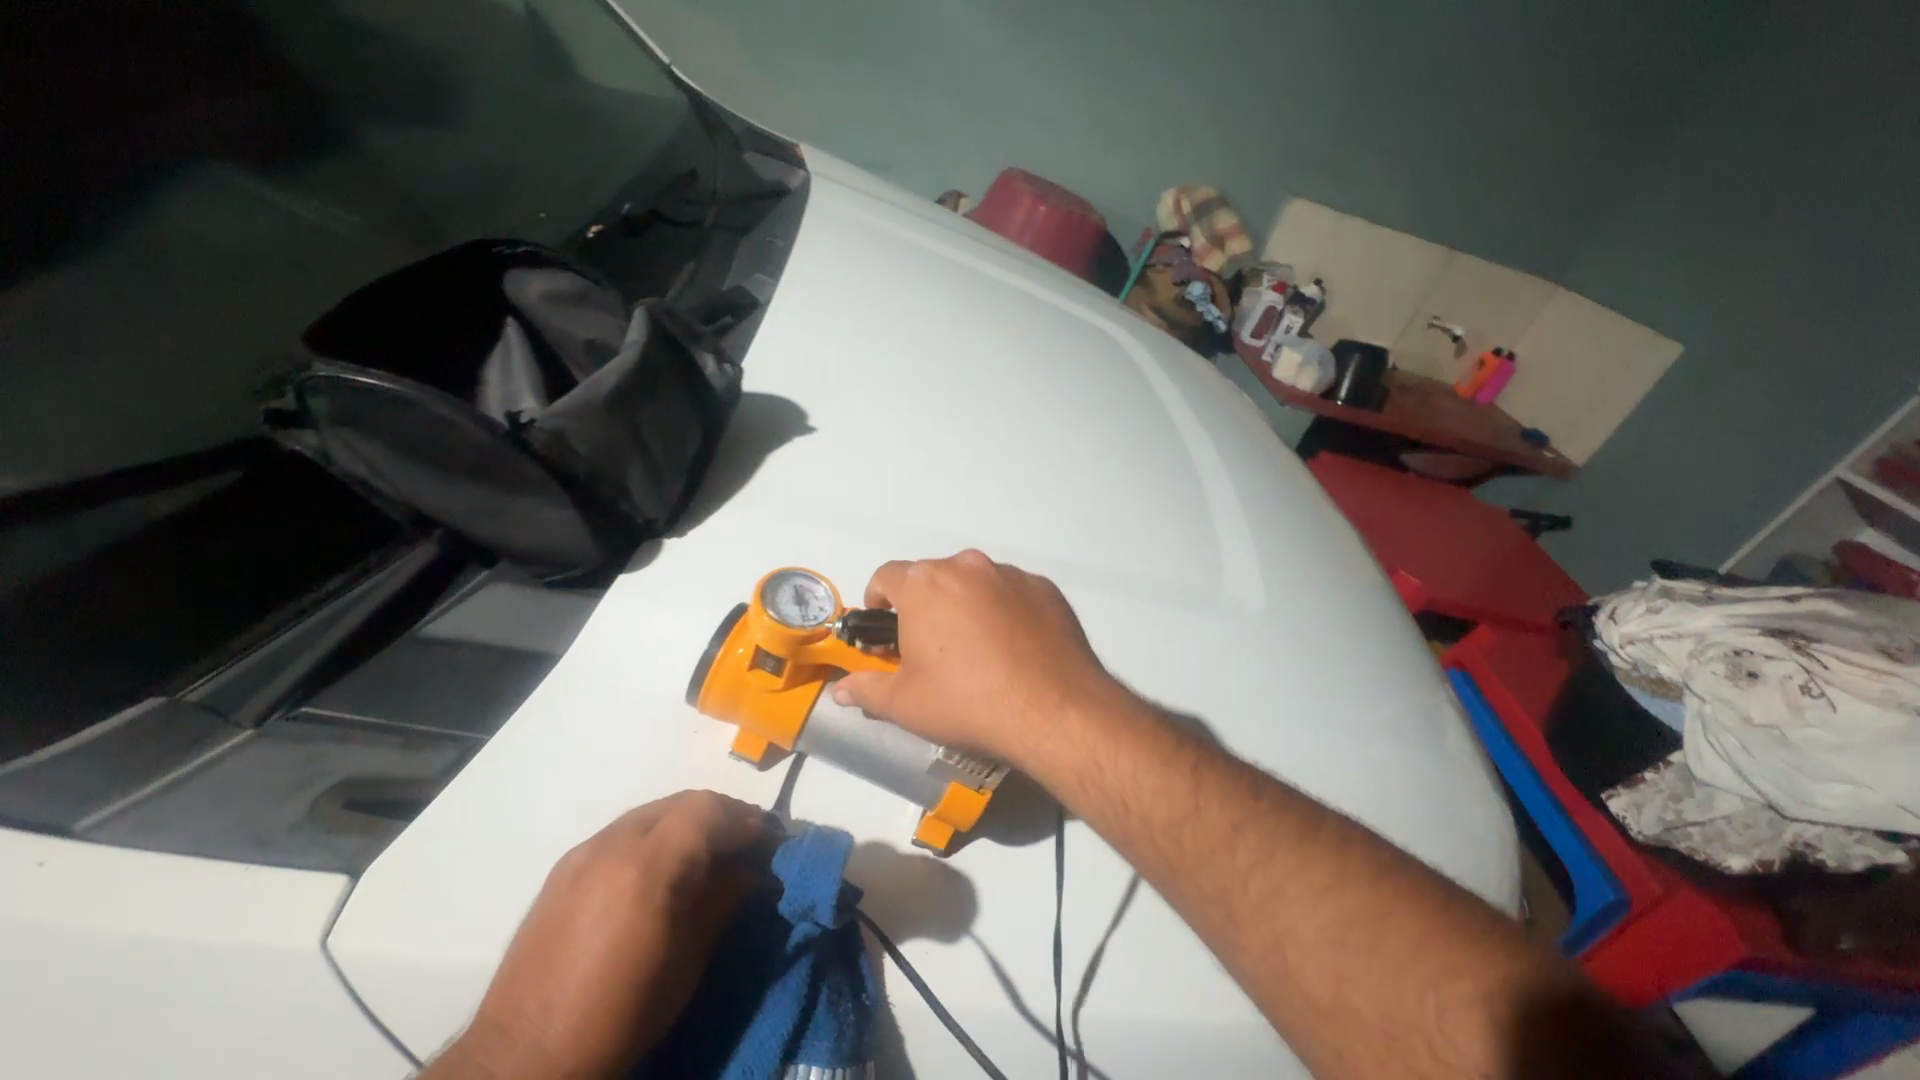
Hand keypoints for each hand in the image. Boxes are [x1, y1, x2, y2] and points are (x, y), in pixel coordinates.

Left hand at [425, 791, 778, 1079]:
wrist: (524, 1055)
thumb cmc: (621, 1015)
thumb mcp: (688, 961)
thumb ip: (723, 900)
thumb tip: (755, 870)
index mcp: (648, 866)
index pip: (709, 811)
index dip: (747, 820)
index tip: (773, 842)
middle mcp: (613, 844)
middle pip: (682, 803)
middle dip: (722, 816)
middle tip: (750, 845)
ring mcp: (583, 853)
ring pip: (652, 814)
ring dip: (689, 823)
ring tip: (712, 856)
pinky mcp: (564, 870)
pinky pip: (624, 833)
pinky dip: (656, 837)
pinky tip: (666, 870)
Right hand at [830, 550, 1121, 765]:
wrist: (1052, 711)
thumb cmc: (966, 703)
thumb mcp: (905, 704)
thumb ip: (867, 689)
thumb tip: (841, 689)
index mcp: (924, 584)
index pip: (886, 576)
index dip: (879, 601)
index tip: (885, 629)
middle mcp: (966, 566)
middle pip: (933, 578)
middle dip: (926, 606)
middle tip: (931, 648)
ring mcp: (1011, 575)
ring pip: (976, 583)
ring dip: (968, 606)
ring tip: (978, 652)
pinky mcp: (1046, 589)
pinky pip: (1014, 595)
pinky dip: (1007, 612)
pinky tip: (1015, 651)